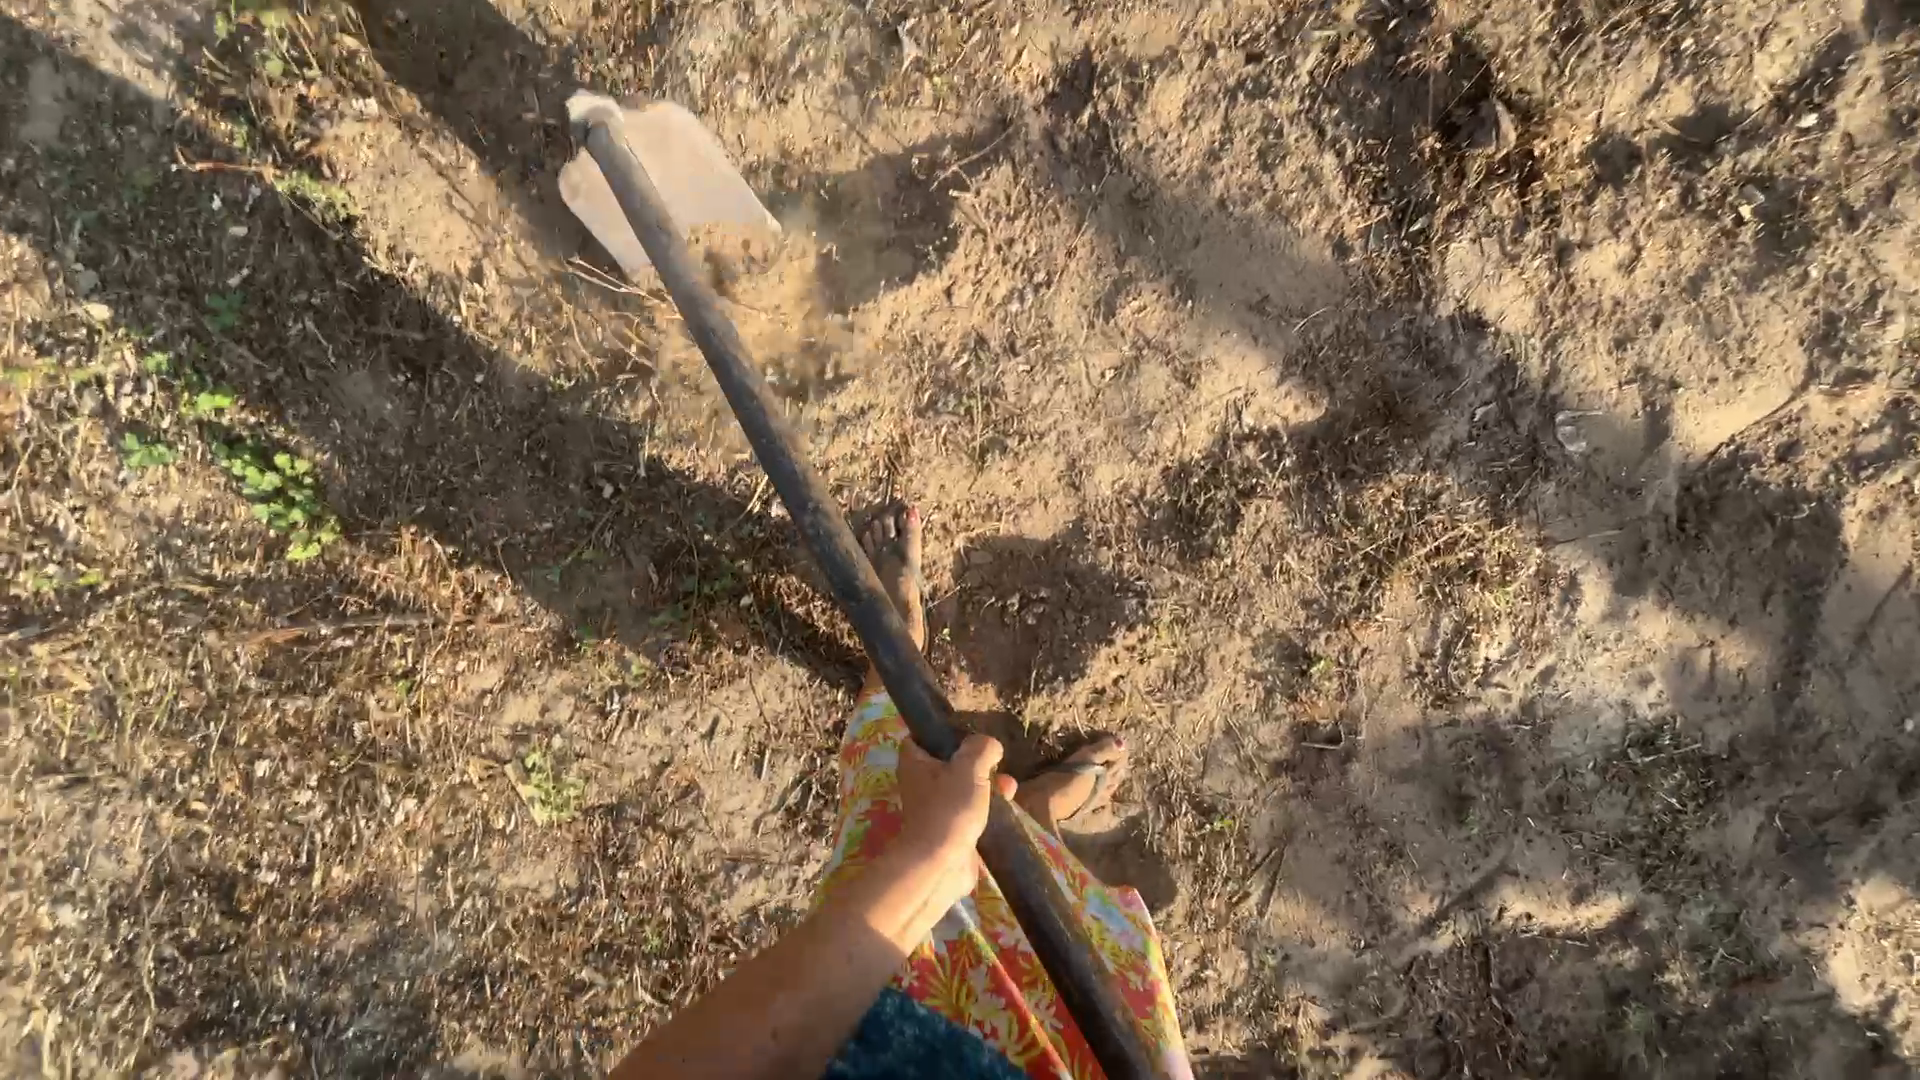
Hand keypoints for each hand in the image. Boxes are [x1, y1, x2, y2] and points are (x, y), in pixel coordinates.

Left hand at [892, 735, 1016, 913]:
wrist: (941, 866)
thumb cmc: (949, 808)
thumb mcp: (968, 767)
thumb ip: (981, 748)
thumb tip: (991, 744)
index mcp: (915, 763)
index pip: (921, 738)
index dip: (941, 733)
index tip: (966, 733)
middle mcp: (921, 784)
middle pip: (949, 762)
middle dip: (976, 761)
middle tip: (995, 761)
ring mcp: (936, 809)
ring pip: (963, 787)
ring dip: (987, 785)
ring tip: (1009, 786)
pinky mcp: (951, 830)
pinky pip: (971, 811)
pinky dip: (988, 808)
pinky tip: (1008, 807)